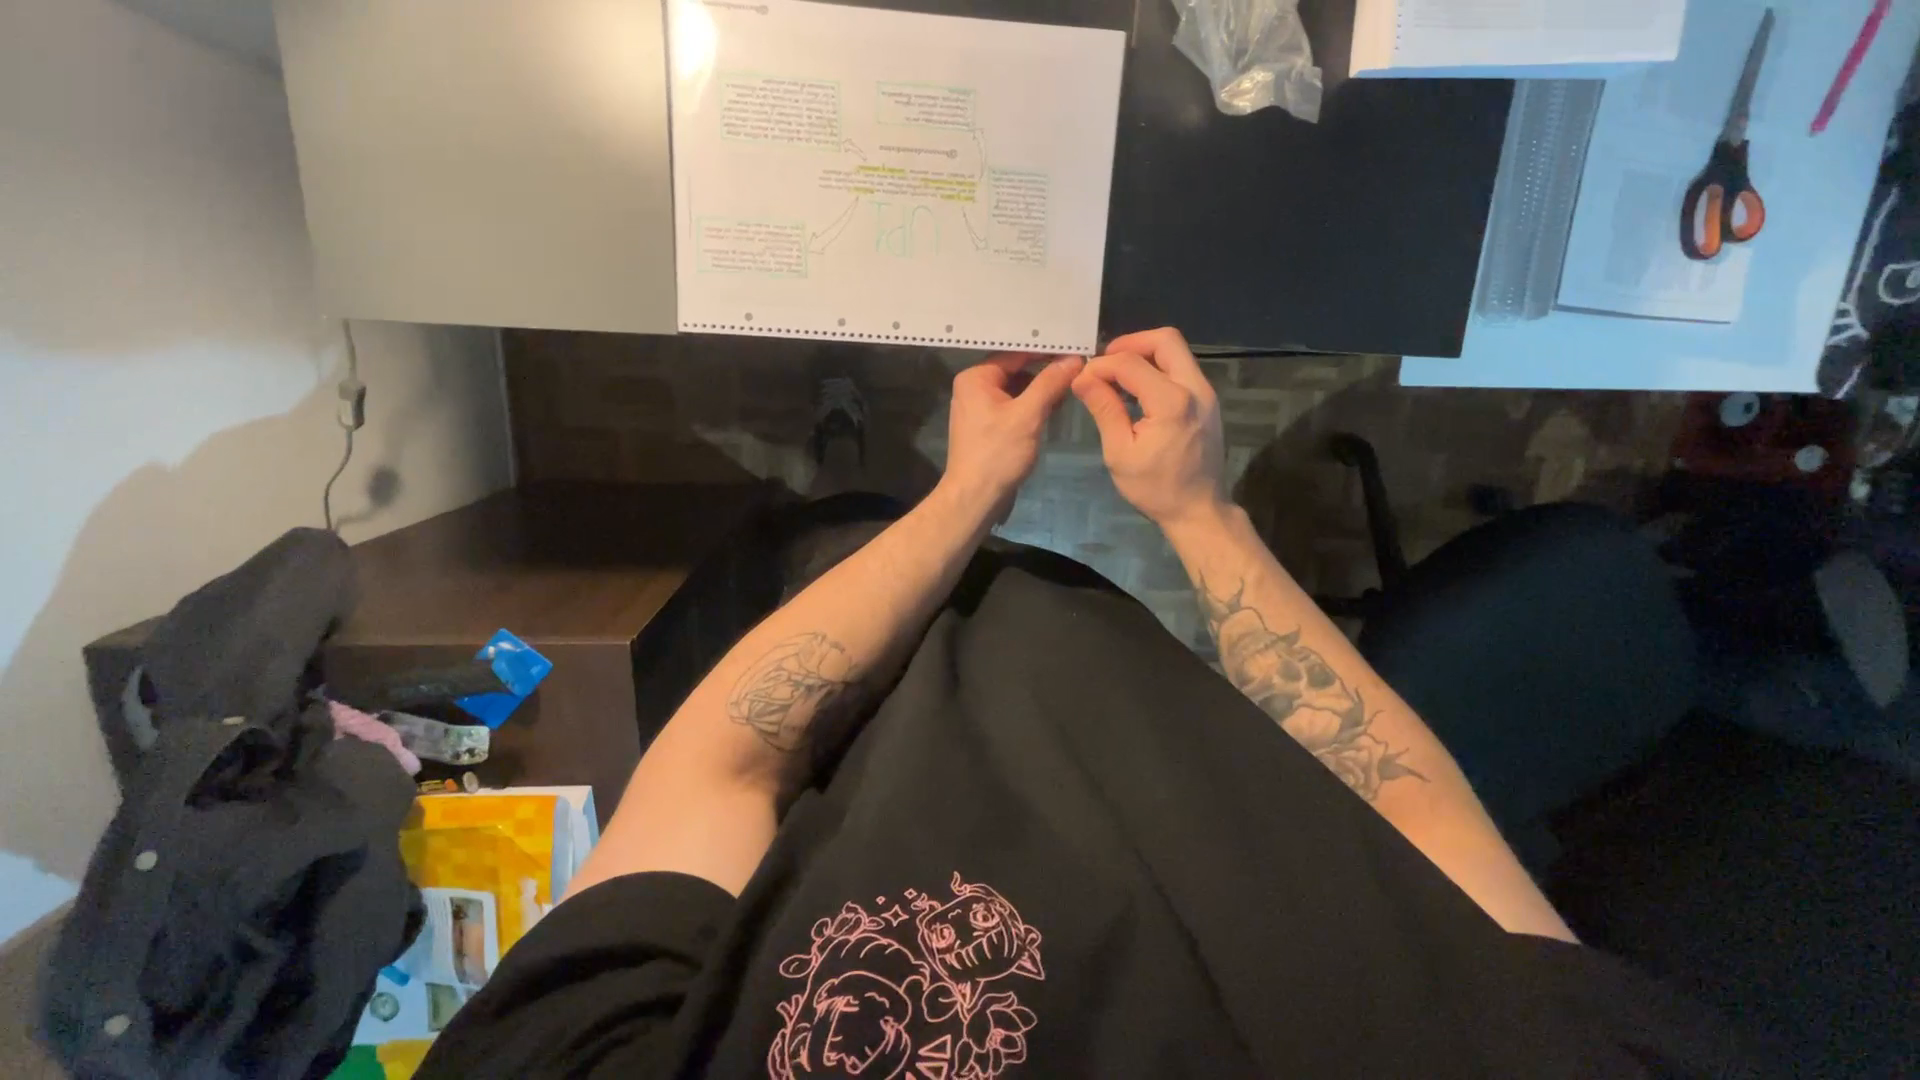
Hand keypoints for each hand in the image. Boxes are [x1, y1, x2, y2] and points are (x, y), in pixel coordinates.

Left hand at [939, 353, 1083, 519]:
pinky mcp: (986, 427)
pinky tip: (1053, 409)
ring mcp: (978, 408)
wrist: (975, 497)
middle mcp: (973, 388)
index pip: (1016, 353)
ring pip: (1016, 390)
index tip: (1075, 349)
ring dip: (1041, 391)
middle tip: (1078, 370)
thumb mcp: (1028, 415)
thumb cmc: (998, 453)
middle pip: (1016, 371)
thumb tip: (1074, 358)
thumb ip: (1050, 383)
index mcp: (976, 378)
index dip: (1046, 351)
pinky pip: (1012, 407)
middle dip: (1045, 373)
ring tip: (1070, 389)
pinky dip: (1032, 407)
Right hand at [1072, 327, 1225, 528]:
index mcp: (1171, 401)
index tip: (1081, 379)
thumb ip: (1104, 409)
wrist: (1199, 510)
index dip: (1101, 366)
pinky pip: (1182, 370)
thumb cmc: (1155, 488)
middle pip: (1165, 340)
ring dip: (1145, 355)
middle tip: (1105, 362)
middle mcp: (1195, 388)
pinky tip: (1137, 391)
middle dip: (1130, 344)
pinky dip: (1158, 369)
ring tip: (1117, 376)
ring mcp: (1206, 393)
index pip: (1130, 363)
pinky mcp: (1208, 402)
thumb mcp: (1120, 452)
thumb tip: (1082, 378)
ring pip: (1177, 352)